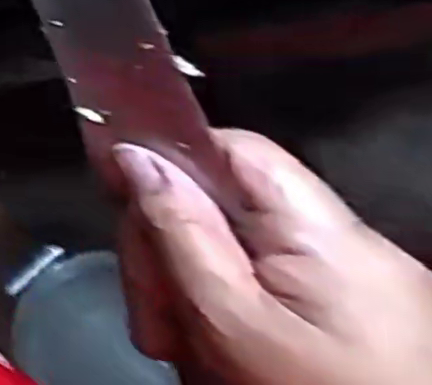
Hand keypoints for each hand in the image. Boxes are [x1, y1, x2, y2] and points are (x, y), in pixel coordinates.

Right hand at [115, 130, 431, 384]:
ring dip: (183, 276)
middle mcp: (356, 250)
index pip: (236, 148)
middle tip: (147, 304)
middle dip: (163, 240)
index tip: (118, 187)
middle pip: (223, 201)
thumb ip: (177, 224)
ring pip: (234, 242)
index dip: (170, 152)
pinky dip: (222, 298)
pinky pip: (266, 277)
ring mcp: (365, 286)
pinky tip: (204, 336)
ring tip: (168, 334)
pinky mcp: (364, 317)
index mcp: (331, 239)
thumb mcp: (227, 314)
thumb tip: (133, 153)